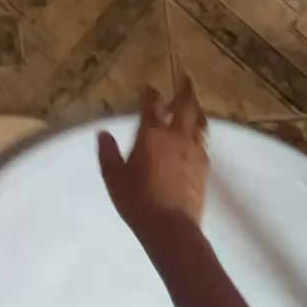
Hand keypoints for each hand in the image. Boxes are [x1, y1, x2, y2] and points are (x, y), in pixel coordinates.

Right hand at [98, 74, 209, 230]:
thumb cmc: (137, 200)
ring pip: (199, 123)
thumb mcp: (114, 176)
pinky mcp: (204, 168)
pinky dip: (200, 132)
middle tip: (186, 78)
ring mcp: (194, 152)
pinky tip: (197, 136)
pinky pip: (204, 142)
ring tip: (194, 104)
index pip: (153, 105)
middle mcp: (176, 137)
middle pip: (185, 107)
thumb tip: (102, 133)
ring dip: (196, 110)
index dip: (151, 94)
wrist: (171, 229)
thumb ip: (108, 153)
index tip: (149, 87)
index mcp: (152, 135)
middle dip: (185, 91)